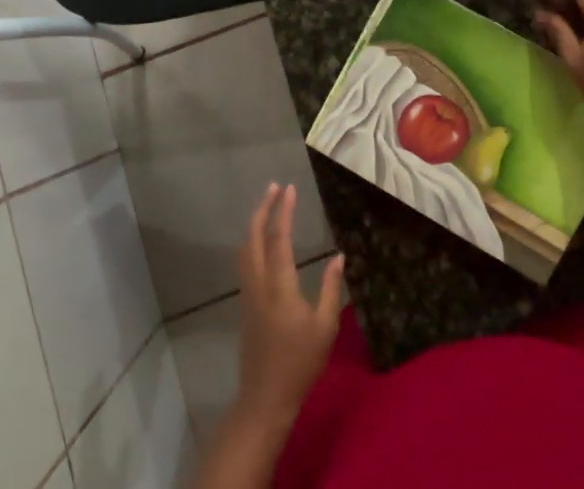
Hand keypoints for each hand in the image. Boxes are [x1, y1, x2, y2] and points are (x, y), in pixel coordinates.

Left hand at [235, 183, 345, 429]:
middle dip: (262, 210)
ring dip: (254, 224)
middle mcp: (258, 284)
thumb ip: (331, 288)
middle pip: (253, 238)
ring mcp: (248, 294)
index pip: (278, 239)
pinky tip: (261, 242)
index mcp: (279, 286)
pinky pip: (245, 262)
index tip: (289, 189)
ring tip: (267, 206)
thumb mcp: (325, 326)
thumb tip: (338, 257)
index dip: (283, 212)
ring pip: (245, 250)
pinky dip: (252, 242)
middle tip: (274, 188)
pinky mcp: (245, 304)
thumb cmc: (301, 362)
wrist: (266, 395)